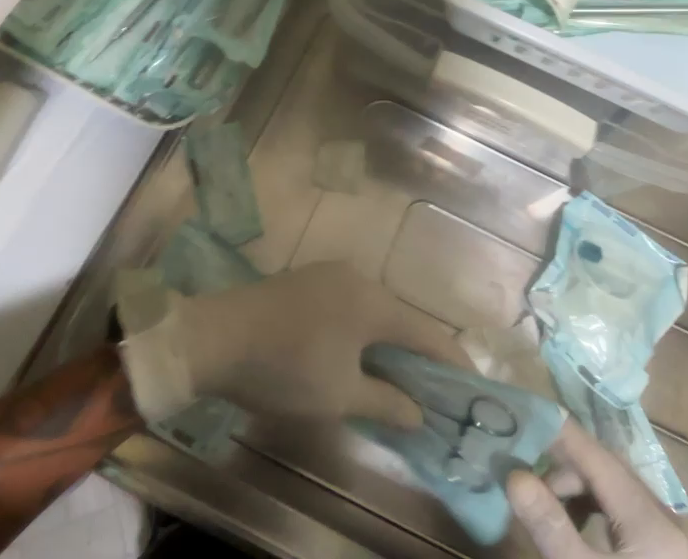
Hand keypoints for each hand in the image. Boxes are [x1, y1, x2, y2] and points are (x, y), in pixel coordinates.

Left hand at [121, 261, 472, 428]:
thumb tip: (420, 411)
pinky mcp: (304, 282)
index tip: (475, 388)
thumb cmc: (283, 369)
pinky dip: (363, 333)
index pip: (429, 334)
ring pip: (374, 311)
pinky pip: (350, 306)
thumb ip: (387, 402)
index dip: (454, 363)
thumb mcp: (339, 397)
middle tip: (437, 390)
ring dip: (389, 344)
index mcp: (374, 303)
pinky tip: (359, 357)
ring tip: (401, 379)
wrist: (212, 337)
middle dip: (420, 355)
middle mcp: (357, 278)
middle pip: (402, 319)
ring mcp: (328, 276)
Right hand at [508, 421, 687, 558]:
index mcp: (652, 522)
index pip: (599, 459)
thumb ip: (551, 526)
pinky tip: (571, 528)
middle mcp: (668, 521)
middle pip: (610, 472)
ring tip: (542, 503)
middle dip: (564, 465)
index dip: (562, 434)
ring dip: (578, 489)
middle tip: (522, 467)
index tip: (525, 412)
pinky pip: (626, 515)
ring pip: (618, 492)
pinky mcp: (666, 555)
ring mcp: (671, 540)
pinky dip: (594, 511)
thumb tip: (514, 475)